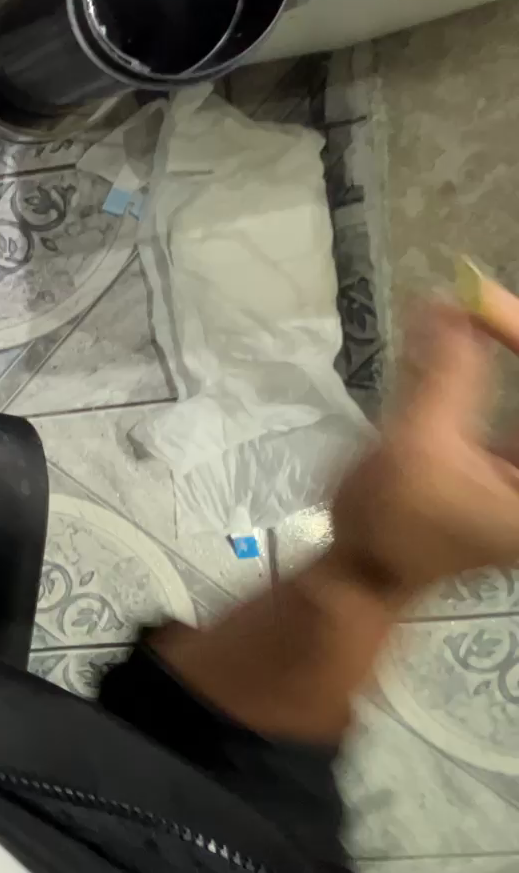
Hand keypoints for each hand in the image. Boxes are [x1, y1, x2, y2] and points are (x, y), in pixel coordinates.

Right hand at [328, 283, 518, 602]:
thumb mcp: (414, 447)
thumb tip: (446, 302)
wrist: (368, 569)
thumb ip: (441, 377)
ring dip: (513, 351)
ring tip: (483, 316)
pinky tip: (489, 345)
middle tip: (480, 303)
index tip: (476, 302)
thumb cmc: (390, 522)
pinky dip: (510, 374)